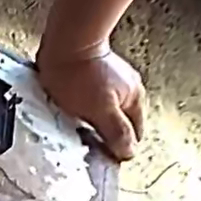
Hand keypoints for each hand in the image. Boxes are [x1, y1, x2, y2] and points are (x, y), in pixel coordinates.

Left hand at [36, 39, 148, 159]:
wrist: (65, 43)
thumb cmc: (80, 76)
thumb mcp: (101, 110)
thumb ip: (116, 132)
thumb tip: (129, 153)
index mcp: (135, 99)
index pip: (133, 136)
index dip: (117, 150)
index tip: (99, 157)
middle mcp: (128, 91)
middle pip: (120, 126)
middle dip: (105, 138)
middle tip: (85, 144)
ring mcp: (112, 83)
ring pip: (105, 116)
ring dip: (92, 126)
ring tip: (76, 129)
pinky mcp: (93, 79)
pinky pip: (91, 105)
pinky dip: (83, 113)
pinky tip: (71, 114)